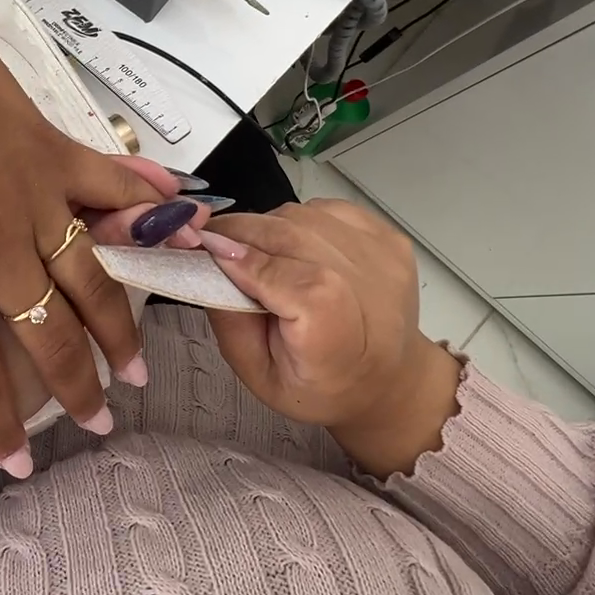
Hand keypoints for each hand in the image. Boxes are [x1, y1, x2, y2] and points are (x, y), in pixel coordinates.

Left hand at [0, 198, 207, 448]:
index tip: (16, 462)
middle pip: (49, 337)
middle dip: (77, 390)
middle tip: (100, 422)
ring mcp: (34, 199)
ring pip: (94, 279)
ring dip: (120, 328)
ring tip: (137, 366)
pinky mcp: (56, 153)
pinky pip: (112, 189)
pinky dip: (148, 210)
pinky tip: (181, 230)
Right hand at [200, 200, 462, 476]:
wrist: (388, 378)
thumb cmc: (319, 385)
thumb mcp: (258, 376)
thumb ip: (230, 322)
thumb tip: (208, 262)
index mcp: (339, 336)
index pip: (296, 282)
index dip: (248, 261)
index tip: (206, 248)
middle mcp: (369, 288)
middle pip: (294, 236)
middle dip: (241, 231)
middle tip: (208, 238)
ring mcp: (382, 255)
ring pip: (302, 215)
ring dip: (265, 224)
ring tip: (254, 250)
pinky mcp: (386, 235)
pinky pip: (322, 209)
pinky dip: (294, 219)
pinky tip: (293, 246)